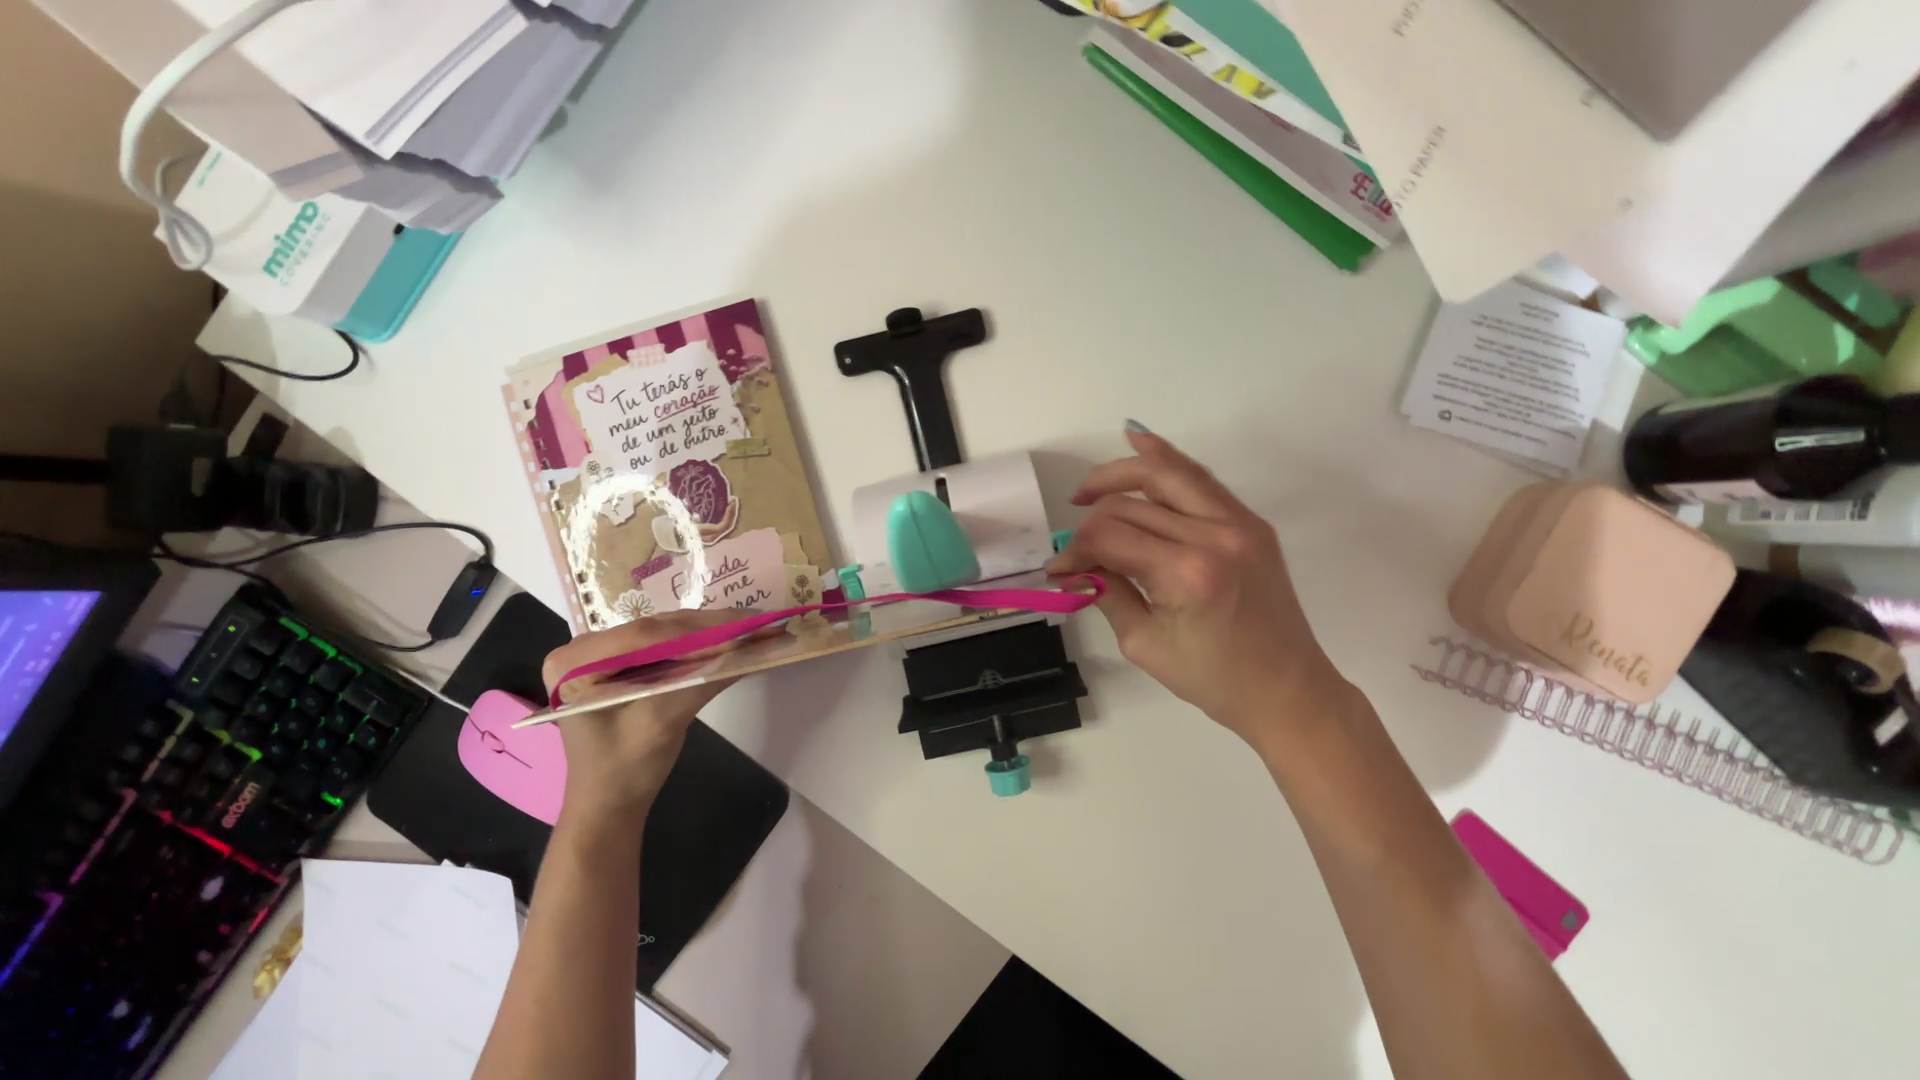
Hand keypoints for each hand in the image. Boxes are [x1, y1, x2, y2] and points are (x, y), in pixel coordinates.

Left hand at [540, 609, 748, 820]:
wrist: (610, 803)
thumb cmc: (625, 769)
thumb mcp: (662, 723)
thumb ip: (700, 681)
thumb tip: (749, 648)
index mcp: (573, 663)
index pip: (644, 636)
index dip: (699, 631)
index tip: (748, 628)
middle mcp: (581, 648)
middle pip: (656, 629)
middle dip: (710, 627)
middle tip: (760, 623)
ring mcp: (600, 653)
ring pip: (664, 633)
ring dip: (709, 631)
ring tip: (753, 628)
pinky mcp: (620, 662)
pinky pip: (663, 644)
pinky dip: (698, 644)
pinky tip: (729, 640)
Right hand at [1047, 427, 1351, 749]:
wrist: (1287, 689)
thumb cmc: (1213, 681)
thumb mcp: (1144, 644)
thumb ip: (1106, 593)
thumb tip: (1075, 566)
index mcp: (1187, 573)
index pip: (1110, 537)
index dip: (1075, 550)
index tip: (1059, 572)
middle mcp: (1214, 535)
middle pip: (1131, 502)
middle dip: (1091, 519)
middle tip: (1074, 545)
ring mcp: (1238, 522)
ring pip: (1167, 473)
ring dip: (1122, 473)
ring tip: (1089, 489)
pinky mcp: (1251, 522)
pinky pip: (1200, 479)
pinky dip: (1166, 460)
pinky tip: (1138, 444)